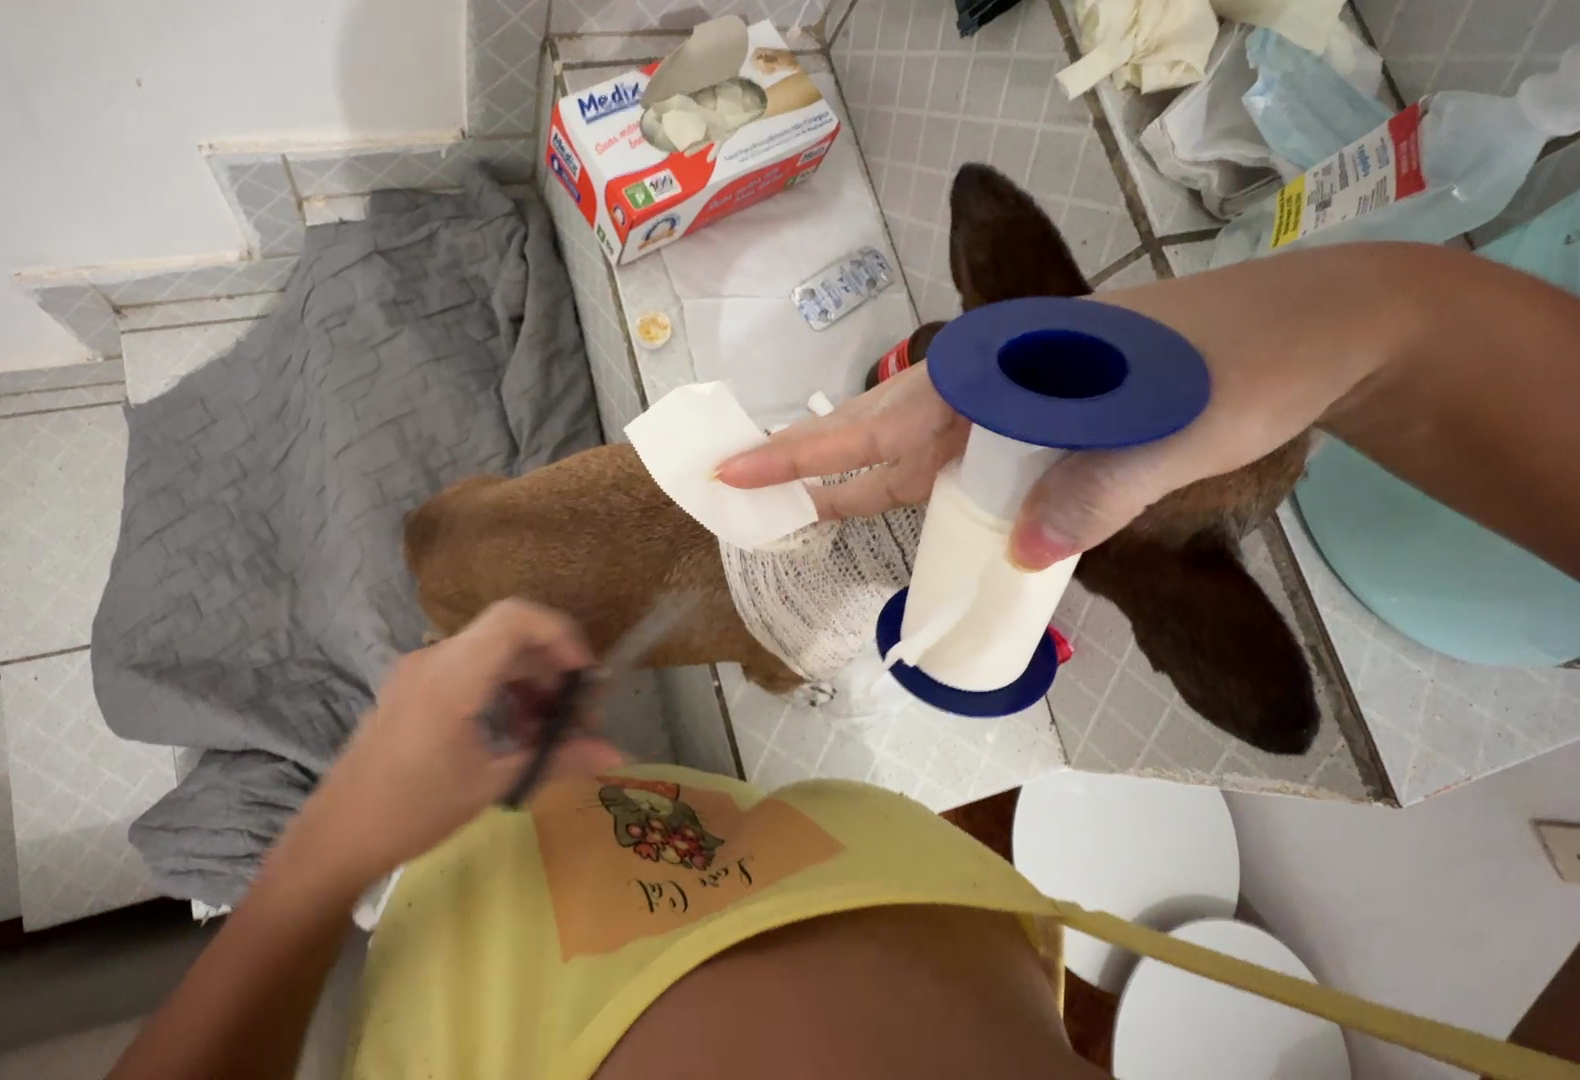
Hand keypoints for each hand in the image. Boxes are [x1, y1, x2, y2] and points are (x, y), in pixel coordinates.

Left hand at [295, 601, 626, 881]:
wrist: (335, 836)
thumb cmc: (412, 810)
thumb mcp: (491, 784)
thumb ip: (558, 760)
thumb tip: (619, 754)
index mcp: (454, 675)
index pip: (515, 617)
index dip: (561, 634)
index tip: (585, 677)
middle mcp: (436, 659)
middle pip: (509, 636)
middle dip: (553, 668)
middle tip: (580, 715)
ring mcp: (419, 671)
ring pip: (491, 655)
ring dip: (529, 683)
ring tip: (551, 733)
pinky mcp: (412, 688)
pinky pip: (469, 672)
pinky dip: (501, 692)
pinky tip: (515, 735)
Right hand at [717, 245, 1405, 568]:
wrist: (1310, 328)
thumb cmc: (1243, 363)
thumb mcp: (1179, 429)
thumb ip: (1095, 488)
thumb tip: (1016, 557)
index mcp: (1007, 365)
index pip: (885, 415)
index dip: (807, 450)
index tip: (738, 468)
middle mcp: (991, 381)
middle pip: (876, 428)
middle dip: (805, 460)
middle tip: (733, 486)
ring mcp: (1005, 403)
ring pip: (907, 447)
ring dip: (850, 479)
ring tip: (787, 509)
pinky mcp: (1025, 424)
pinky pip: (950, 461)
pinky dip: (909, 486)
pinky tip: (879, 505)